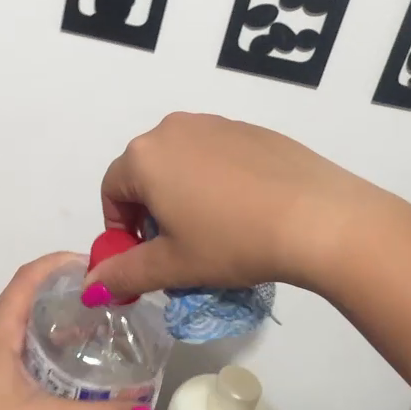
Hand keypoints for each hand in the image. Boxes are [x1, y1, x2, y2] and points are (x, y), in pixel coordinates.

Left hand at [0, 252, 153, 409]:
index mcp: (0, 331)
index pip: (28, 277)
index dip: (59, 262)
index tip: (95, 264)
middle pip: (30, 296)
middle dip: (66, 290)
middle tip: (107, 297)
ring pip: (28, 324)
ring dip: (59, 319)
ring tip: (100, 325)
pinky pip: (27, 348)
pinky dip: (52, 345)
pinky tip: (75, 365)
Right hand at [87, 112, 396, 301]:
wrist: (318, 218)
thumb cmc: (232, 241)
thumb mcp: (173, 266)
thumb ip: (125, 273)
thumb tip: (92, 285)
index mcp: (144, 157)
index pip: (111, 190)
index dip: (120, 228)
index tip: (144, 256)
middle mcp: (172, 129)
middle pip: (145, 172)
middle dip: (152, 211)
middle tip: (179, 248)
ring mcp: (214, 124)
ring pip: (181, 162)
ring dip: (183, 194)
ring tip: (216, 230)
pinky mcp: (250, 129)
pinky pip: (216, 155)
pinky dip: (217, 181)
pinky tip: (246, 211)